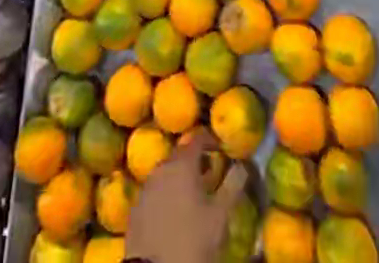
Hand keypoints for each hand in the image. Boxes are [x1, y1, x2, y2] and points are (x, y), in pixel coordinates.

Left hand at [124, 130, 248, 262]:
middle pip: (180, 155)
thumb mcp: (220, 215)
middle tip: (211, 173)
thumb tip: (243, 165)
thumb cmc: (192, 240)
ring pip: (166, 172)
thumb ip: (232, 186)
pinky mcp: (136, 208)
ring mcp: (145, 188)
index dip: (211, 139)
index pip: (197, 138)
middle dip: (196, 159)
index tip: (223, 148)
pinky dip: (167, 192)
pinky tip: (174, 211)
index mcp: (182, 165)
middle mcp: (161, 169)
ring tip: (194, 194)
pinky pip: (155, 191)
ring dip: (180, 177)